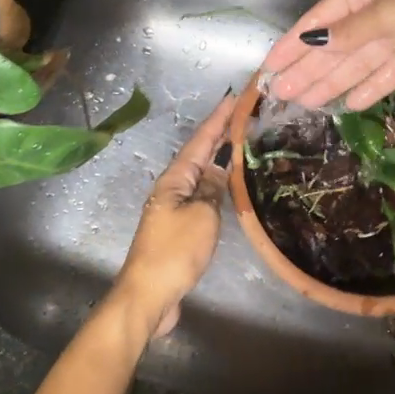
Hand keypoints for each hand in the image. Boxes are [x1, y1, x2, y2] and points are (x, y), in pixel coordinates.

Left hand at [113, 95, 235, 337]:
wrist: (149, 295)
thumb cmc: (175, 252)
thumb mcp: (202, 217)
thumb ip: (214, 191)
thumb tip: (221, 171)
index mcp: (176, 178)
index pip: (201, 140)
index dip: (219, 118)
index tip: (236, 98)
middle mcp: (173, 187)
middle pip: (200, 153)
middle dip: (221, 132)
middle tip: (246, 115)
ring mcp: (175, 207)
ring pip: (202, 174)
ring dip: (220, 157)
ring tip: (243, 142)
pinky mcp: (181, 227)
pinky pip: (203, 195)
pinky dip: (218, 184)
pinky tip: (231, 186)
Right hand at [262, 0, 394, 110]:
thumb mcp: (391, 14)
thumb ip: (352, 33)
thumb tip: (312, 41)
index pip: (321, 19)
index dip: (294, 43)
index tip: (270, 66)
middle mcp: (379, 7)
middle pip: (338, 43)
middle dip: (310, 68)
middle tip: (282, 94)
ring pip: (360, 60)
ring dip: (334, 81)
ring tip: (307, 103)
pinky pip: (387, 69)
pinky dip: (370, 86)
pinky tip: (350, 103)